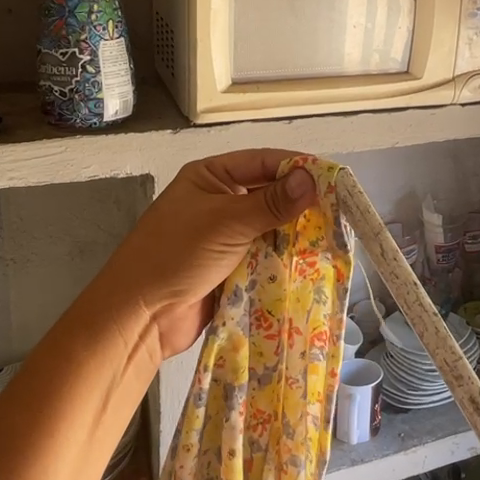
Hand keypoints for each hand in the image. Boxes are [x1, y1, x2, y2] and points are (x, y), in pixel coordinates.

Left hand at [105, 149, 317, 357]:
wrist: (139, 317)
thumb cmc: (175, 256)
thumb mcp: (225, 222)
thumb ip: (272, 202)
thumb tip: (313, 180)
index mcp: (211, 177)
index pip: (263, 162)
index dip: (297, 167)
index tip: (332, 177)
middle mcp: (221, 201)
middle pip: (271, 193)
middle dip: (301, 202)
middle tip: (339, 209)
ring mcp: (227, 235)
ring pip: (273, 226)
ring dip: (297, 231)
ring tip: (334, 234)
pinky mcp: (234, 266)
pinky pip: (268, 254)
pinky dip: (287, 256)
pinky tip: (313, 259)